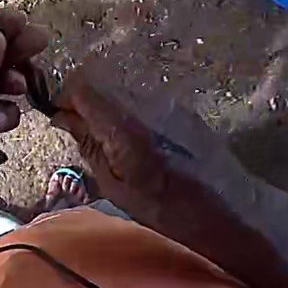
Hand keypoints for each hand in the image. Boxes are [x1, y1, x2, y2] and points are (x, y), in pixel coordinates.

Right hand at [52, 69, 287, 281]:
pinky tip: (136, 142)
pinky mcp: (180, 106)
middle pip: (100, 78)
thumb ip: (88, 143)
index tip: (60, 117)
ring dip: (105, 105)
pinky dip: (127, 111)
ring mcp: (165, 100)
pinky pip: (141, 97)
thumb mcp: (115, 185)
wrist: (227, 208)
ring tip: (108, 139)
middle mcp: (145, 102)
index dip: (64, 96)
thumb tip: (62, 117)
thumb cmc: (166, 208)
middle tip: (79, 130)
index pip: (82, 84)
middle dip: (82, 99)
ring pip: (120, 87)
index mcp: (124, 125)